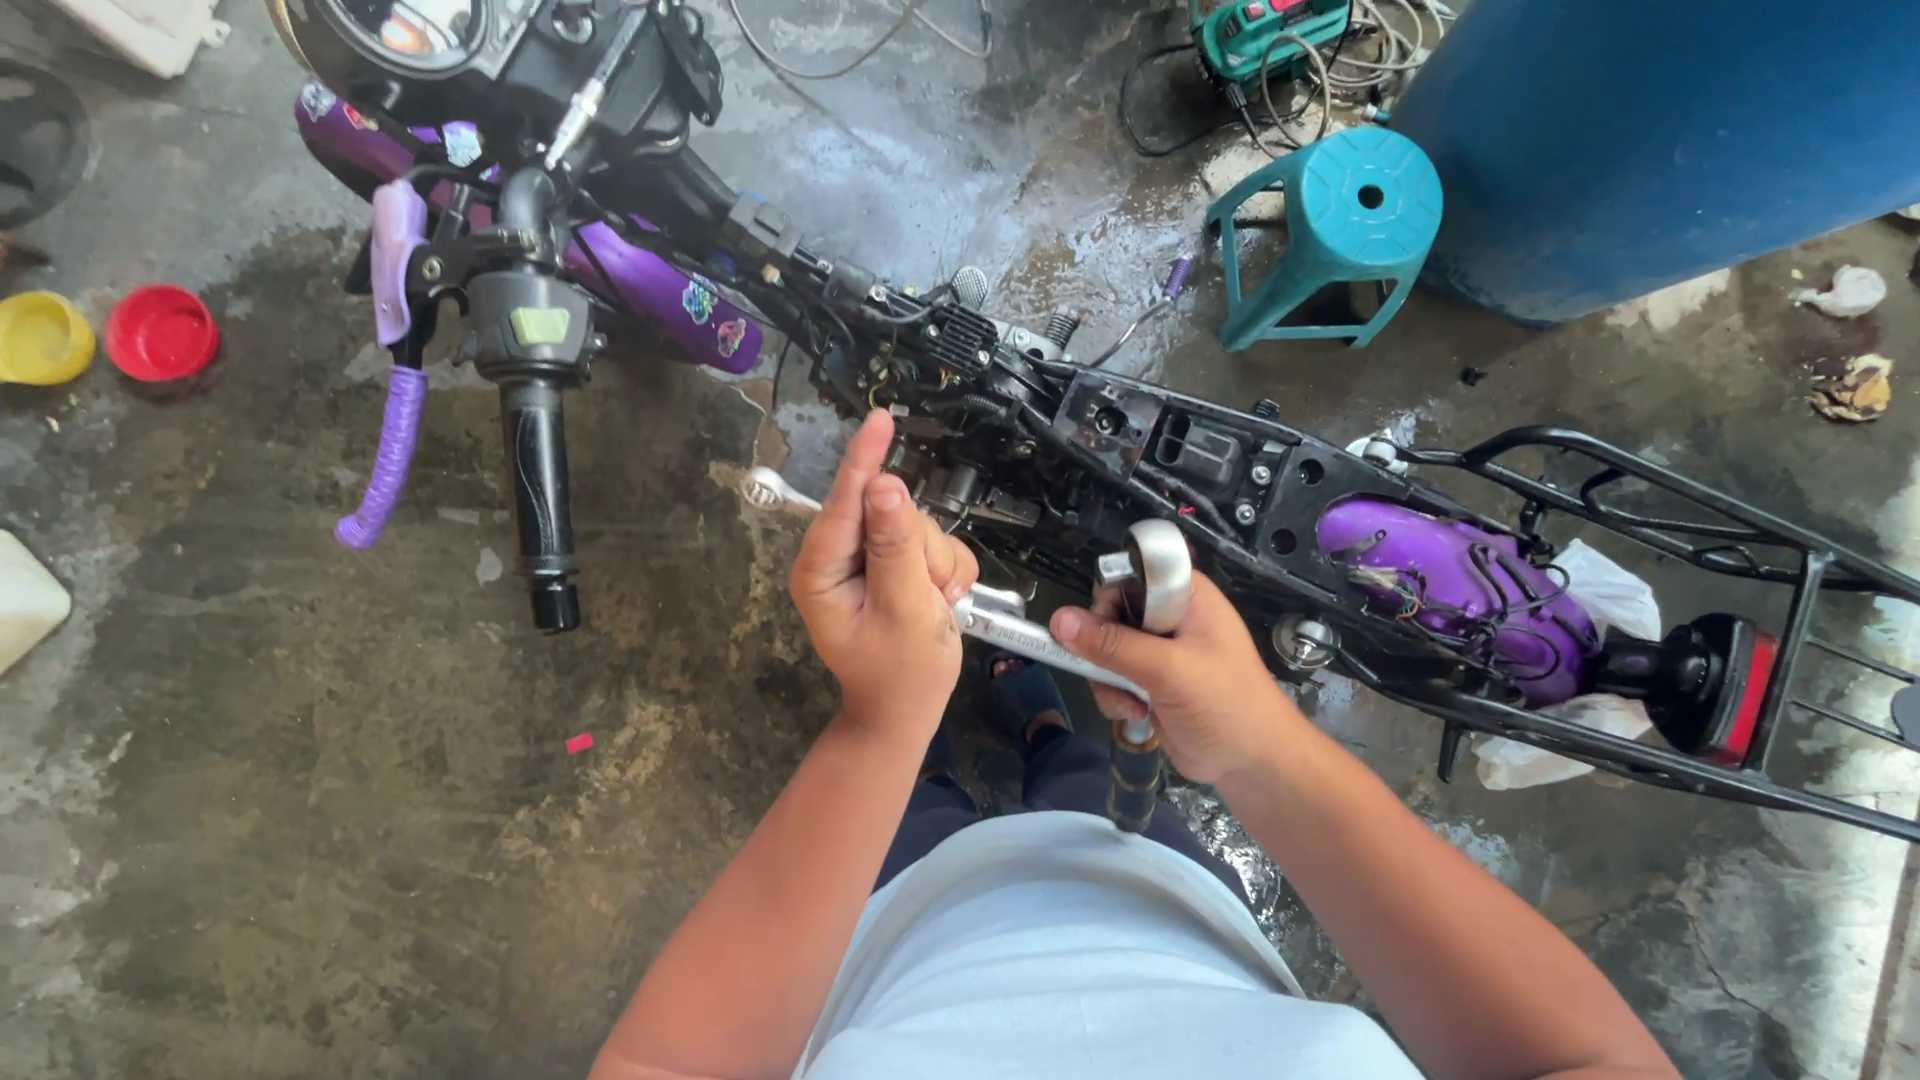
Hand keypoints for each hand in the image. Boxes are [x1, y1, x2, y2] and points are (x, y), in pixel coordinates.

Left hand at [789, 411, 978, 735]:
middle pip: (892, 512)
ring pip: (918, 526)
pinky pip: (933, 542)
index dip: (865, 459)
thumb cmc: (901, 673)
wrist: (910, 710)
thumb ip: (896, 547)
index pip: (846, 502)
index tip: (879, 420)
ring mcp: (870, 559)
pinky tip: (940, 599)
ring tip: (934, 603)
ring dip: (937, 563)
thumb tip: (886, 485)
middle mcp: (840, 556)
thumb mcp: (903, 609)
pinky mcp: (897, 564)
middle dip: (921, 548)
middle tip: (930, 591)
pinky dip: (946, 571)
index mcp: (822, 568)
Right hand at [1049, 572, 1304, 783]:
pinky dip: (1115, 697)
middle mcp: (1169, 617)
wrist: (1252, 765)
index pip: (1133, 576)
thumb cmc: (1225, 705)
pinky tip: (1136, 714)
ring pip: (1104, 649)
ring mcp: (1158, 651)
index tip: (1099, 627)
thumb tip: (1059, 619)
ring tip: (1130, 702)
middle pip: (1110, 613)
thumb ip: (1113, 645)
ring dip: (1107, 679)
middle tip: (1108, 669)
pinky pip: (1112, 677)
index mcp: (1185, 597)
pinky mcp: (1149, 682)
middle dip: (1102, 647)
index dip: (1110, 597)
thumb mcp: (1168, 670)